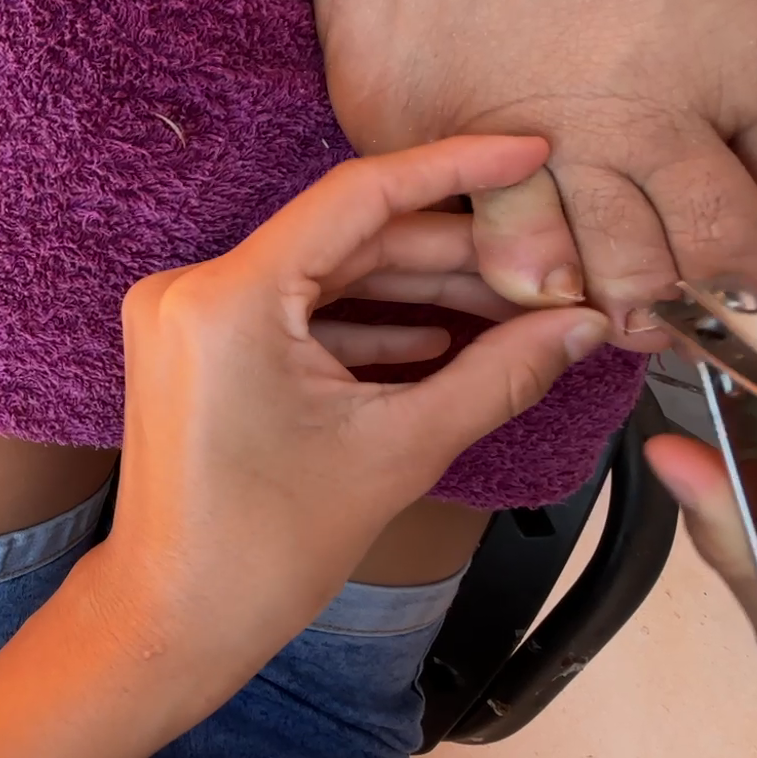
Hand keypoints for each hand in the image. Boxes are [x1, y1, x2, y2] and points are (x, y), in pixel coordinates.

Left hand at [0, 136, 610, 757]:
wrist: (179, 607)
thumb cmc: (267, 546)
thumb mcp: (397, 449)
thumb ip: (497, 375)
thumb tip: (577, 324)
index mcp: (227, 298)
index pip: (354, 198)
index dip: (451, 167)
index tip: (528, 150)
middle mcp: (191, 287)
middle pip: (343, 242)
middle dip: (448, 255)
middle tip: (546, 265)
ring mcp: (185, 310)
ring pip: (321, 278)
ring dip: (413, 291)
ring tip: (514, 304)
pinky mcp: (195, 337)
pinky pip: (290, 311)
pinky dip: (361, 323)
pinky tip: (443, 333)